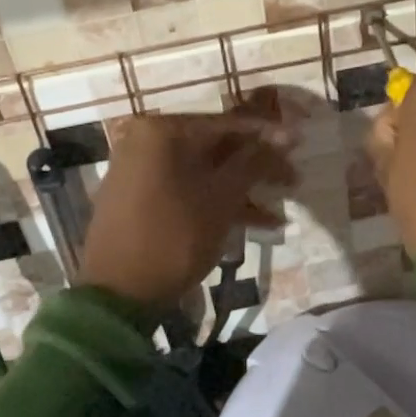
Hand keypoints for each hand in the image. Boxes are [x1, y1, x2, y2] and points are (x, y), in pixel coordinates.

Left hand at [78, 114, 294, 309]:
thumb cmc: (174, 236)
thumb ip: (253, 161)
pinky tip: (253, 223)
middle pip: (214, 145)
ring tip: (278, 210)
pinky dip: (214, 201)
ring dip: (240, 188)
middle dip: (255, 165)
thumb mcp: (221, 198)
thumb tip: (285, 134)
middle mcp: (146, 140)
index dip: (266, 134)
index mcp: (162, 130)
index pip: (226, 122)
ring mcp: (139, 169)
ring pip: (201, 170)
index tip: (299, 142)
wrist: (116, 294)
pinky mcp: (138, 197)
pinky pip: (185, 188)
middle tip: (291, 179)